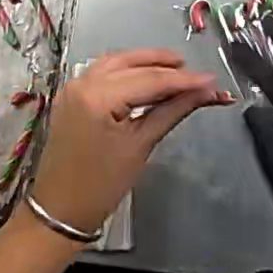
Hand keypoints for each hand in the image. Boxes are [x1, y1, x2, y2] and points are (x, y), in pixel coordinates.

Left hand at [27, 49, 232, 236]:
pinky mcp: (71, 95)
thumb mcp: (140, 146)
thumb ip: (172, 111)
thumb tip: (204, 93)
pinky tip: (146, 76)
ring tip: (176, 67)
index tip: (212, 81)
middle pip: (132, 64)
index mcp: (98, 97)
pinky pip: (103, 71)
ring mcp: (73, 86)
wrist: (60, 210)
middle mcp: (82, 83)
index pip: (150, 80)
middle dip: (166, 66)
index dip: (184, 80)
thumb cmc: (101, 185)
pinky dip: (126, 70)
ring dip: (145, 62)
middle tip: (197, 73)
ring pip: (116, 62)